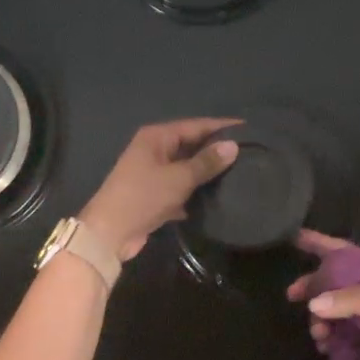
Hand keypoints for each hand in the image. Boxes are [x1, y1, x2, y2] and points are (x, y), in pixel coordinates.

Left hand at [79, 119, 240, 260]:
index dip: (222, 128)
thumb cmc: (142, 197)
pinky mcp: (154, 197)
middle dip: (216, 151)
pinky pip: (181, 190)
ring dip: (207, 175)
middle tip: (249, 155)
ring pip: (186, 170)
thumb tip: (233, 146)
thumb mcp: (178, 178)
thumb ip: (206, 162)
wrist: (110, 233)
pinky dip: (195, 194)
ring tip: (239, 176)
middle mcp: (154, 151)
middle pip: (191, 146)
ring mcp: (153, 174)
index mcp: (157, 137)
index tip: (249, 131)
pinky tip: (217, 200)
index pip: (196, 125)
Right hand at [285, 229, 359, 359]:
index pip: (348, 255)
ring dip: (320, 321)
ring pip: (333, 315)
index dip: (322, 244)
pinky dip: (328, 341)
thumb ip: (354, 300)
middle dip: (313, 288)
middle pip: (335, 285)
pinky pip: (338, 340)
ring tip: (318, 334)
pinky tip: (324, 348)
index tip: (295, 237)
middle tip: (291, 296)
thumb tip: (314, 303)